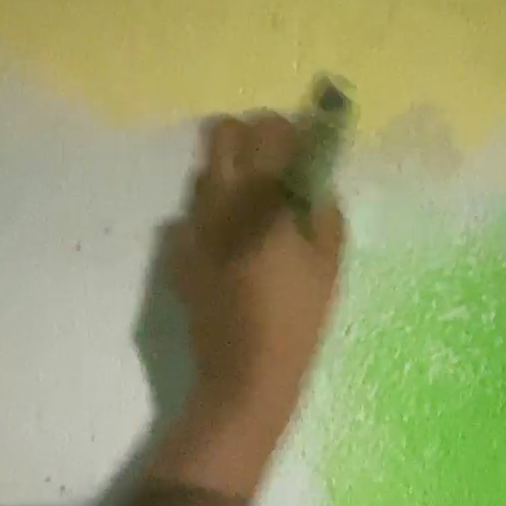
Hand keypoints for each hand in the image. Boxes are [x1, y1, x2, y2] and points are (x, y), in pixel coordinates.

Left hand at [166, 112, 347, 422]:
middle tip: (273, 165)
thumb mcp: (329, 268)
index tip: (304, 144)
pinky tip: (228, 249)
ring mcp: (191, 230)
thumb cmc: (295, 324)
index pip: (269, 130)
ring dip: (228, 177)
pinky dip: (210, 220)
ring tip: (252, 212)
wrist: (242, 377)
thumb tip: (316, 187)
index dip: (289, 129)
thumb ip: (325, 214)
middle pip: (222, 135)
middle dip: (249, 137)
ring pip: (203, 175)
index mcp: (262, 200)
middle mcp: (219, 203)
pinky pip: (189, 218)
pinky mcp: (177, 258)